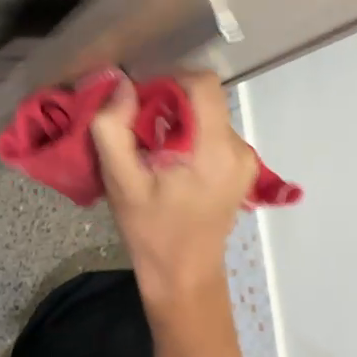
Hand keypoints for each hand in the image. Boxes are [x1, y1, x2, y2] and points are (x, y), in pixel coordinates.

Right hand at [90, 70, 258, 302]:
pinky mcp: (239, 169)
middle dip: (165, 105)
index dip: (167, 81)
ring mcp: (244, 159)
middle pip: (201, 99)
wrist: (183, 276)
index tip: (139, 103)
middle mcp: (239, 148)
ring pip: (204, 115)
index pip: (202, 84)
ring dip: (174, 122)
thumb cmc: (151, 230)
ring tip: (149, 151)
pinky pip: (210, 133)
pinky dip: (186, 136)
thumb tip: (122, 86)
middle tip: (136, 132)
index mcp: (215, 149)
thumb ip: (113, 128)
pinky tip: (166, 163)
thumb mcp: (120, 180)